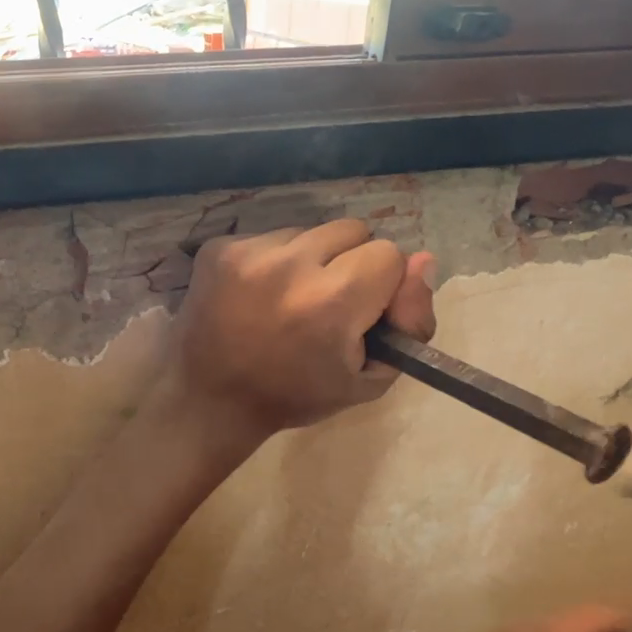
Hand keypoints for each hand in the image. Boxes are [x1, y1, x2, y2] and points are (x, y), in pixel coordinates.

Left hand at [170, 220, 436, 439]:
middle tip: (327, 305)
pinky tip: (258, 297)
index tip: (361, 314)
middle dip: (350, 264)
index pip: (389, 253)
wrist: (208, 400)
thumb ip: (410, 321)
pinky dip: (272, 262)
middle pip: (353, 230)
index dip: (382, 285)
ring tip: (289, 303)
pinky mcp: (219, 248)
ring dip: (310, 261)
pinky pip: (269, 237)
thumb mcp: (368, 378)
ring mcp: (249, 251)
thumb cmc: (293, 396)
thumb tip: (423, 260)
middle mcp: (291, 263)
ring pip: (309, 232)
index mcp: (333, 299)